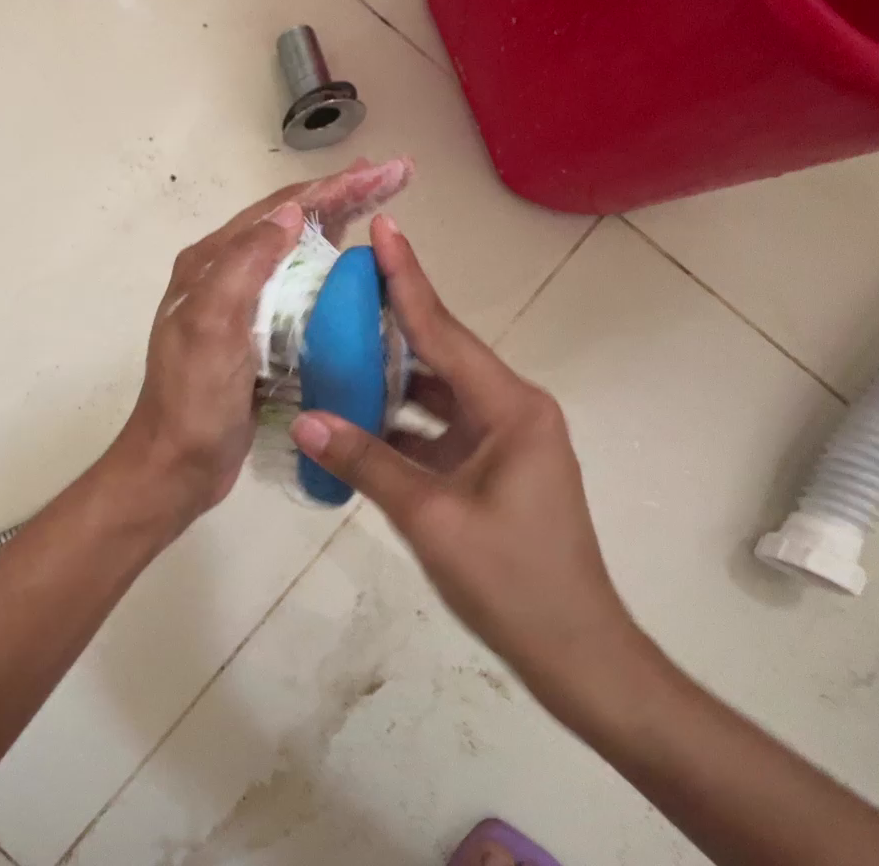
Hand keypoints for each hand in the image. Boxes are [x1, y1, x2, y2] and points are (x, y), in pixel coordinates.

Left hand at [109, 159, 416, 525]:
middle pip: (291, 225)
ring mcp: (242, 309)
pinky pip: (302, 295)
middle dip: (343, 198)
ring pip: (299, 256)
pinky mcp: (259, 339)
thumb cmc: (194, 398)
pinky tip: (360, 274)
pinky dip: (332, 275)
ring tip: (384, 208)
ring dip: (340, 229)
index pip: (279, 212)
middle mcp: (224, 277)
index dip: (333, 187)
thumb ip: (245, 265)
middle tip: (397, 176)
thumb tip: (290, 215)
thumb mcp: (213, 325)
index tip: (385, 169)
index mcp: (211, 264)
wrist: (178, 463)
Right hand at [289, 215, 648, 708]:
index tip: (385, 230)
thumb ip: (366, 462)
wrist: (573, 649)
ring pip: (433, 394)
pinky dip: (396, 423)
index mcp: (511, 407)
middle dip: (389, 322)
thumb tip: (305, 419)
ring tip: (329, 347)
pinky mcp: (488, 470)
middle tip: (337, 289)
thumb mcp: (431, 517)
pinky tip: (351, 417)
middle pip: (439, 354)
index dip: (409, 280)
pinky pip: (434, 430)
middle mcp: (510, 411)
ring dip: (386, 378)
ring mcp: (501, 442)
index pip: (445, 331)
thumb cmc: (512, 579)